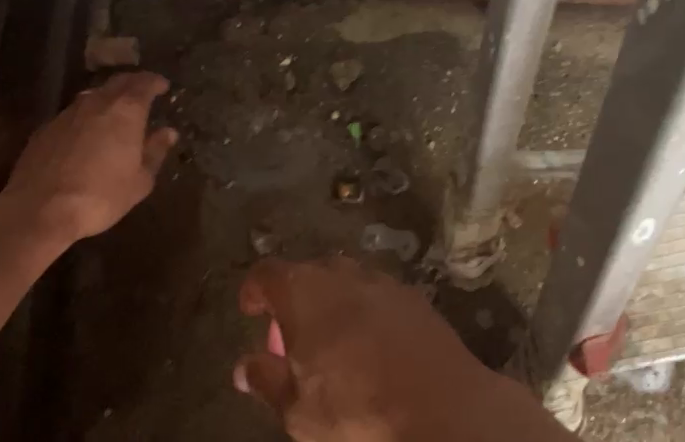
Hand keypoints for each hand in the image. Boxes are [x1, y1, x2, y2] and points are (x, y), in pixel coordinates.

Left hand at [0, 72, 176, 244]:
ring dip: (107, 98)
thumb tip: (168, 132)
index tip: (163, 86)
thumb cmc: (100, 196)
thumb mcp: (139, 181)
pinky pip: (72, 114)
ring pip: (93, 95)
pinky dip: (85, 116)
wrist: (40, 210)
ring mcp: (67, 113)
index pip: (144, 83)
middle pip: (118, 82)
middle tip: (142, 91)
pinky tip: (85, 133)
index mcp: (126, 110)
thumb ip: (155, 152)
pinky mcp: (45, 128)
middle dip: (133, 83)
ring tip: (115, 110)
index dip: (155, 82)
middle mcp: (97, 102)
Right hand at [233, 258, 571, 441]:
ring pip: (345, 281)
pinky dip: (365, 311)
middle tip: (291, 338)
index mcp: (303, 292)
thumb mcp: (298, 411)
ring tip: (331, 342)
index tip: (250, 310)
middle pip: (307, 273)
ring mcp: (381, 280)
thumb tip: (243, 366)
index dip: (254, 290)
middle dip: (294, 300)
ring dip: (332, 303)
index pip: (267, 274)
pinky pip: (376, 295)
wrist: (440, 407)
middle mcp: (341, 274)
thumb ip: (267, 380)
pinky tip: (371, 345)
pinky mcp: (413, 295)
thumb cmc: (355, 409)